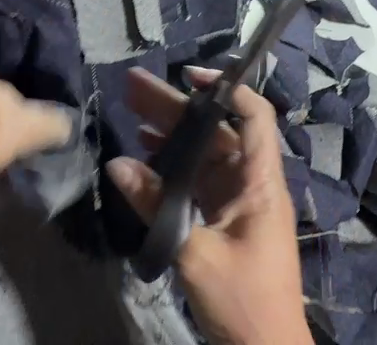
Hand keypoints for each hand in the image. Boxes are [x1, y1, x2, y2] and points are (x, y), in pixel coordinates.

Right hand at [106, 67, 310, 344]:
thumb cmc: (244, 301)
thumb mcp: (195, 254)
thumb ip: (156, 206)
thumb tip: (117, 165)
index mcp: (260, 184)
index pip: (254, 118)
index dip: (227, 89)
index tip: (188, 75)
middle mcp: (250, 184)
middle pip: (216, 131)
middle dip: (176, 107)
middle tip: (134, 85)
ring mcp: (236, 201)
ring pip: (202, 153)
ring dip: (170, 132)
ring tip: (131, 110)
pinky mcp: (222, 220)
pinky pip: (196, 179)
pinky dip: (171, 163)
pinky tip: (142, 153)